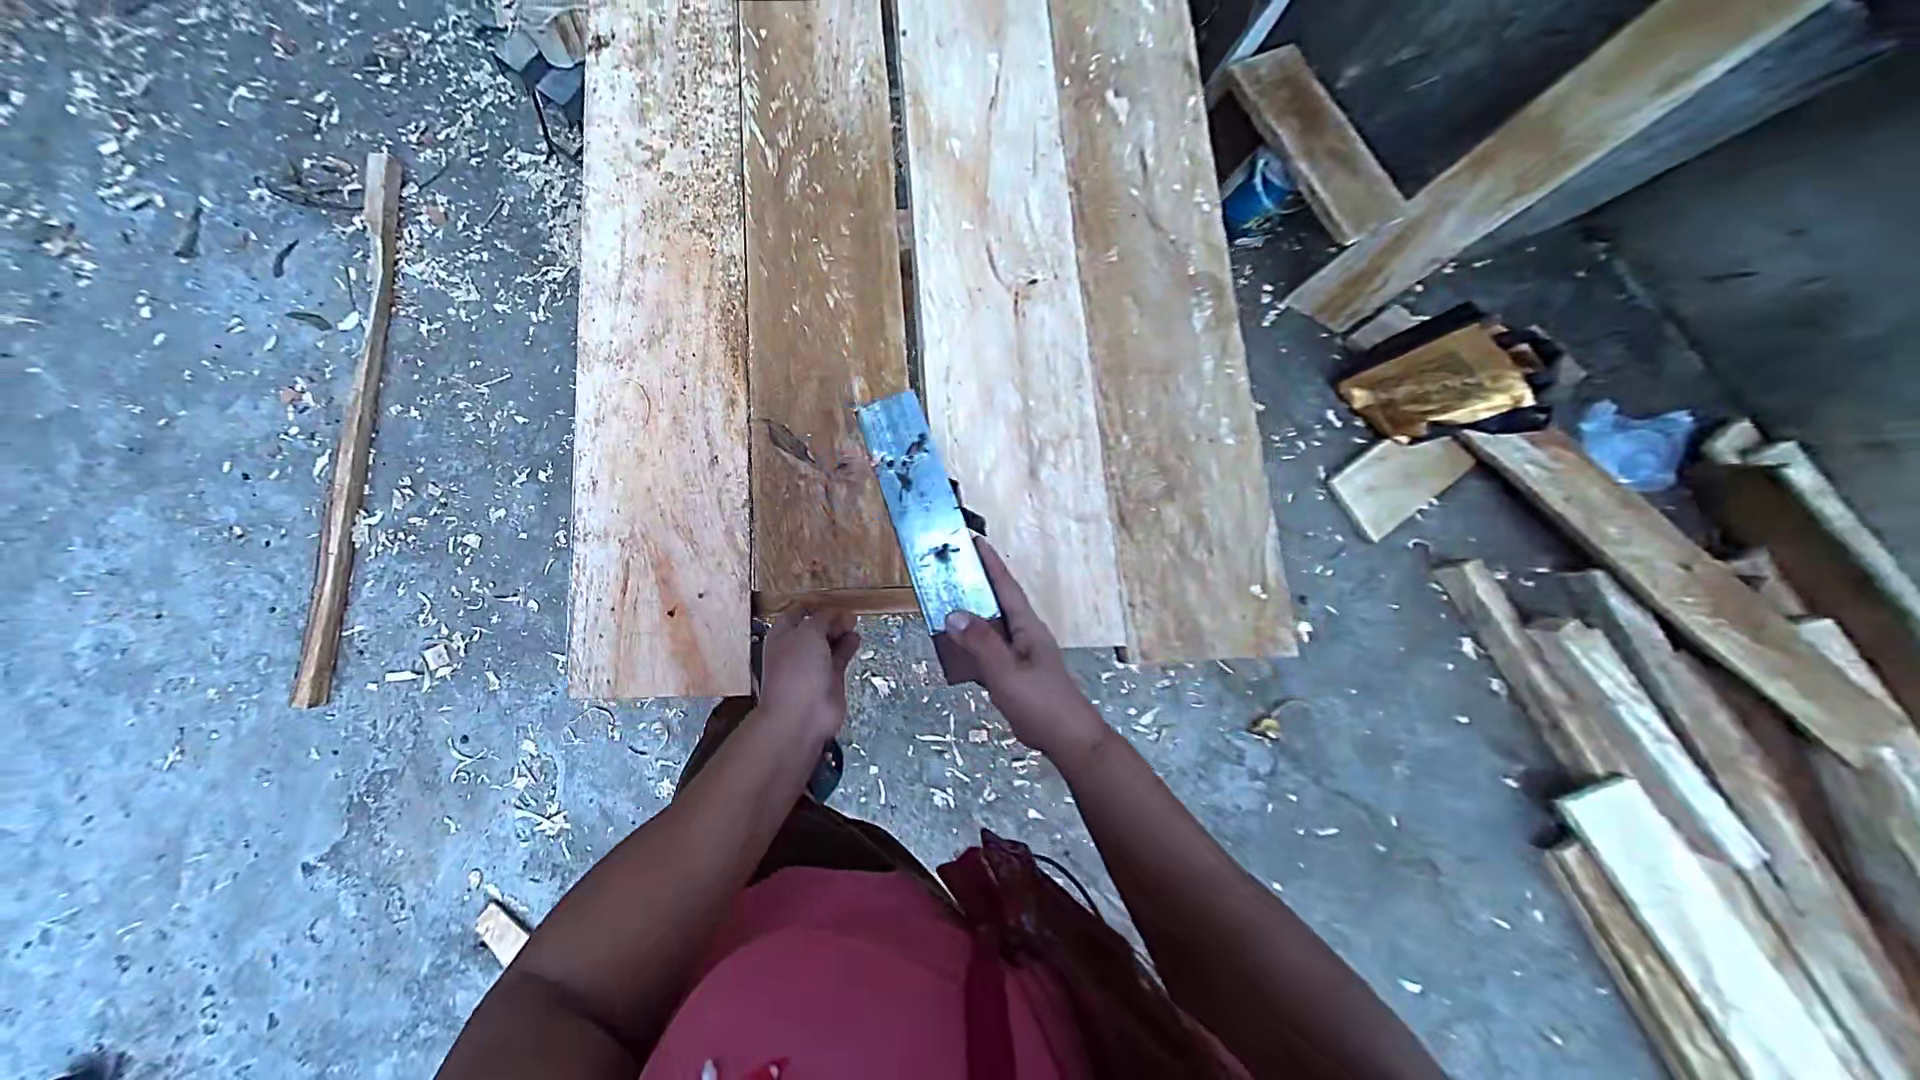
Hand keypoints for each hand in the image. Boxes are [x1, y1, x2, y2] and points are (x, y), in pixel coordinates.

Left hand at [758, 607, 860, 740]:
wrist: (801, 715)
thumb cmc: (797, 669)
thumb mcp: (808, 633)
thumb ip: (825, 619)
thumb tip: (842, 615)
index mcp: (783, 634)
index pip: (798, 612)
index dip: (814, 604)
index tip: (833, 597)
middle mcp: (797, 648)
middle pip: (816, 626)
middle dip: (831, 618)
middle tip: (849, 611)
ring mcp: (814, 664)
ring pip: (829, 641)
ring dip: (842, 632)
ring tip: (855, 623)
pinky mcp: (831, 678)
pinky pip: (840, 657)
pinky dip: (848, 647)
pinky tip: (857, 639)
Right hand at [943, 539, 1111, 761]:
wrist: (1069, 739)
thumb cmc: (1041, 702)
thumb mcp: (1006, 672)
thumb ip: (980, 643)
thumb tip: (953, 614)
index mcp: (1027, 627)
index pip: (1006, 587)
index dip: (991, 564)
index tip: (974, 541)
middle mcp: (1025, 634)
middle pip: (997, 603)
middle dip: (976, 585)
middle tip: (950, 571)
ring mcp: (1023, 654)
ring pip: (993, 627)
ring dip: (972, 615)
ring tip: (946, 604)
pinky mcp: (1018, 673)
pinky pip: (991, 649)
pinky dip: (974, 643)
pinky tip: (958, 649)